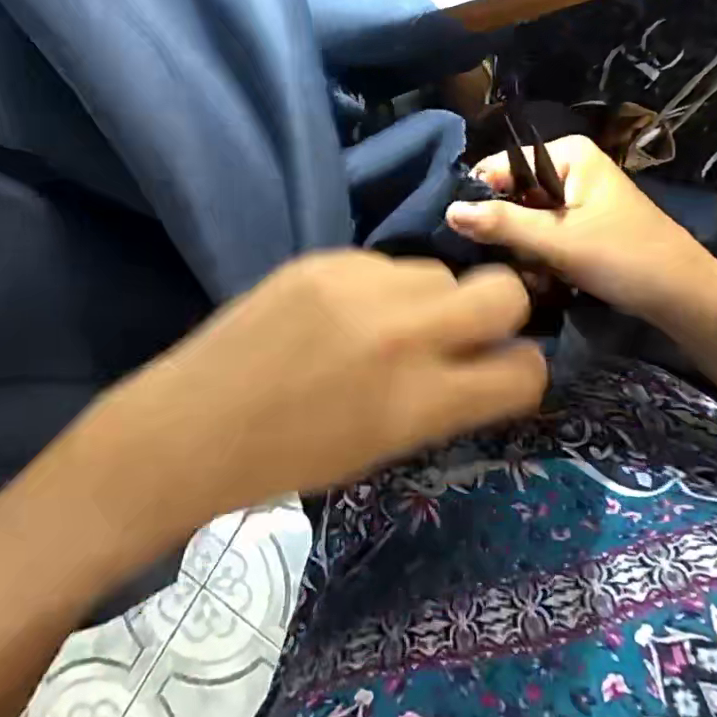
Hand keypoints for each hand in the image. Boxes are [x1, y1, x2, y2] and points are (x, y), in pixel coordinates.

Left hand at [102, 251, 545, 513]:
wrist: (191, 428)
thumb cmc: (292, 458)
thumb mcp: (388, 444)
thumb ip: (449, 398)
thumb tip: (491, 360)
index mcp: (423, 401)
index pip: (524, 370)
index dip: (525, 371)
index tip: (505, 370)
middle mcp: (405, 333)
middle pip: (504, 291)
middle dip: (500, 312)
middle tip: (464, 331)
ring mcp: (362, 285)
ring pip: (439, 271)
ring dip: (430, 298)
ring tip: (384, 324)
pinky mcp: (325, 258)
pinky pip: (384, 263)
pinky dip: (379, 287)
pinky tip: (339, 312)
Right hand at [445, 135, 716, 318]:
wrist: (682, 295)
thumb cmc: (624, 257)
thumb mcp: (558, 241)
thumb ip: (502, 224)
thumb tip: (449, 211)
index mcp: (568, 155)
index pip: (501, 166)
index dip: (481, 197)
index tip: (465, 234)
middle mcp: (572, 168)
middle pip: (513, 193)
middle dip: (508, 231)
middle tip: (508, 263)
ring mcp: (579, 197)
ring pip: (527, 218)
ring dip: (524, 249)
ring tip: (532, 276)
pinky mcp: (583, 224)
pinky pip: (545, 232)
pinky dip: (541, 256)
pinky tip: (545, 280)